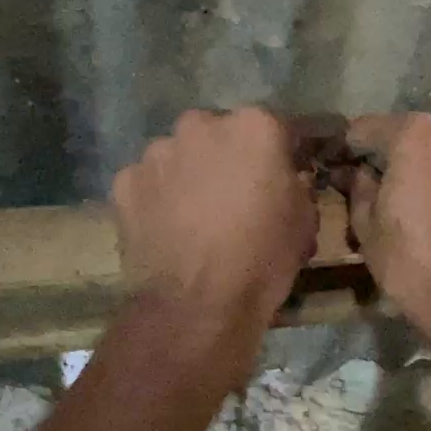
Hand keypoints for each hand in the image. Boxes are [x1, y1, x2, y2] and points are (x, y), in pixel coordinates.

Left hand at [111, 109, 316, 322]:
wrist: (197, 306)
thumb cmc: (262, 260)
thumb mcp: (305, 222)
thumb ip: (296, 184)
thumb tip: (287, 179)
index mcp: (254, 126)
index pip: (276, 127)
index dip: (281, 154)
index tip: (283, 177)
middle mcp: (202, 124)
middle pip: (221, 133)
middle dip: (229, 157)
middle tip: (237, 197)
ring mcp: (157, 152)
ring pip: (180, 155)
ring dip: (190, 175)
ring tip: (196, 218)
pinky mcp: (124, 182)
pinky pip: (149, 183)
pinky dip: (158, 199)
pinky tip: (167, 230)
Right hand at [345, 113, 430, 341]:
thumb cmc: (411, 262)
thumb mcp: (367, 225)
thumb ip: (358, 186)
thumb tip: (357, 173)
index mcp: (416, 134)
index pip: (367, 129)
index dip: (348, 149)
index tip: (337, 165)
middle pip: (409, 136)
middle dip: (390, 156)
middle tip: (373, 185)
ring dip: (423, 167)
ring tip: (408, 200)